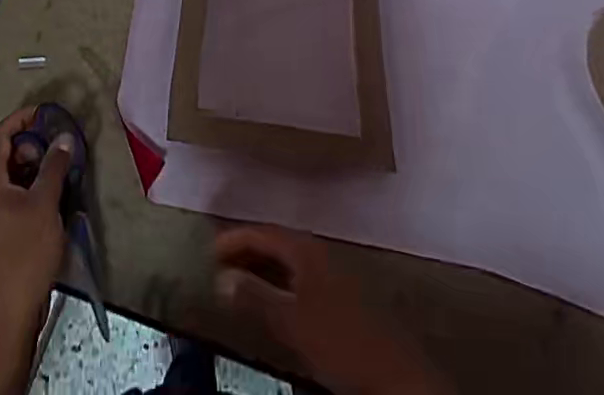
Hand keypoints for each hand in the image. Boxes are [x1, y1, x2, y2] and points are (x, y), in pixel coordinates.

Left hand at [0, 106, 74, 325]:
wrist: (14, 305)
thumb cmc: (26, 251)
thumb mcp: (44, 203)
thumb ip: (54, 167)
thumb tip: (63, 136)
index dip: (20, 119)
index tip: (44, 112)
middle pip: (8, 154)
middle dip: (34, 143)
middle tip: (59, 145)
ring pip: (18, 174)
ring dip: (39, 164)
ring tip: (64, 166)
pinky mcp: (9, 225)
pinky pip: (22, 192)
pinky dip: (39, 184)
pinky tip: (60, 191)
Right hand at [215, 225, 451, 394]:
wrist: (394, 371)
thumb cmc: (339, 340)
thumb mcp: (290, 321)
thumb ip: (255, 297)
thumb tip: (222, 277)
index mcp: (306, 249)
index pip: (263, 232)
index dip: (235, 239)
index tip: (210, 250)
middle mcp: (320, 251)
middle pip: (277, 242)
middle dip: (247, 250)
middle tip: (219, 264)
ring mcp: (333, 270)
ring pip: (289, 259)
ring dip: (263, 266)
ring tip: (239, 280)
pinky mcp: (341, 291)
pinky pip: (300, 274)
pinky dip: (279, 280)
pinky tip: (273, 297)